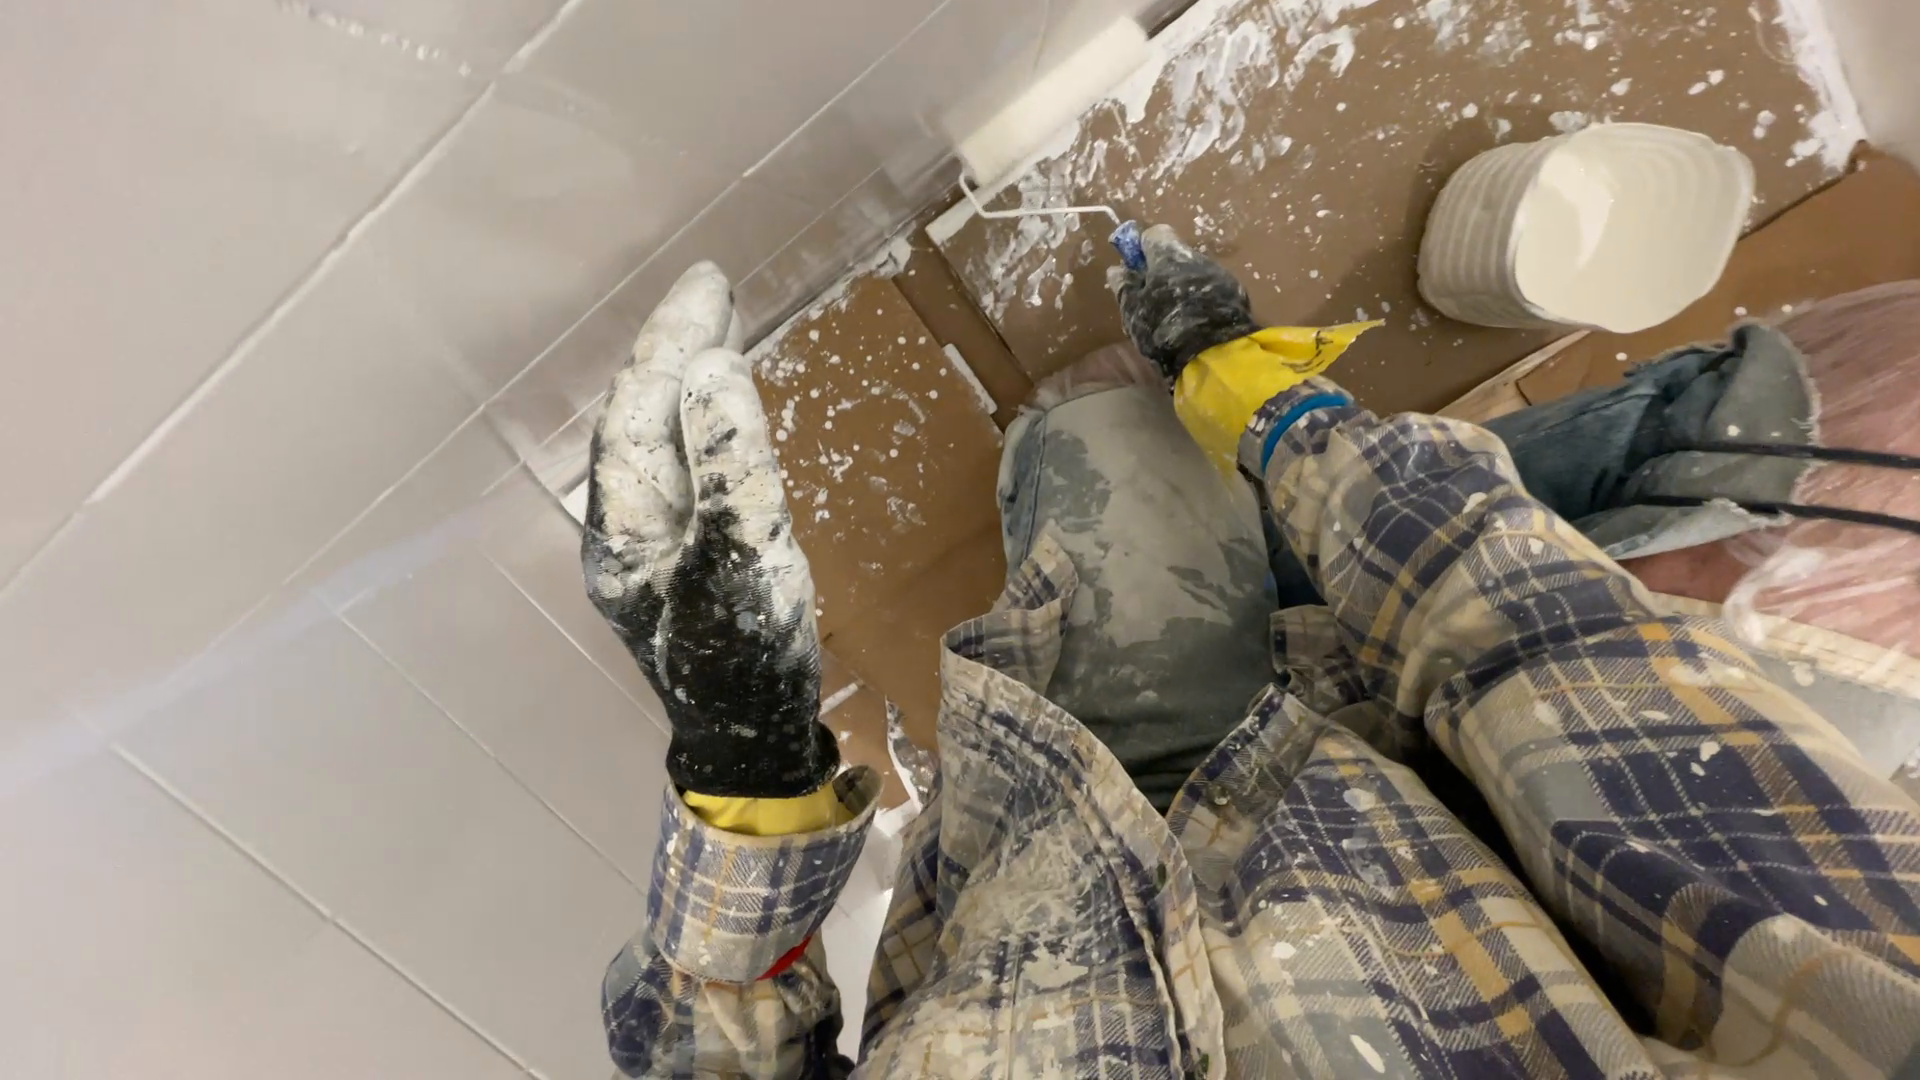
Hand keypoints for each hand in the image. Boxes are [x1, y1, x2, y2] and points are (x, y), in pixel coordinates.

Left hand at [581, 263, 836, 798]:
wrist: (750, 736)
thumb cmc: (746, 659)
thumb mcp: (744, 563)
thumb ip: (726, 466)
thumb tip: (712, 368)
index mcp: (625, 526)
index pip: (638, 413)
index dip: (671, 344)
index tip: (710, 284)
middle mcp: (627, 524)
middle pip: (640, 418)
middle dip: (673, 348)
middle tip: (716, 287)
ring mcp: (655, 539)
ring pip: (660, 440)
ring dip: (685, 378)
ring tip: (717, 327)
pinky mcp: (688, 550)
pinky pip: (687, 466)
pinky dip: (703, 420)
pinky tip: (721, 402)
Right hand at [1107, 224, 1260, 379]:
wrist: (1213, 351)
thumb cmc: (1163, 326)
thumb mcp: (1132, 310)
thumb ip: (1124, 287)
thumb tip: (1116, 270)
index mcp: (1167, 255)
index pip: (1154, 234)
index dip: (1142, 248)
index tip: (1134, 269)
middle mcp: (1195, 256)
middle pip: (1174, 255)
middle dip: (1161, 271)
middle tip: (1150, 299)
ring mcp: (1217, 274)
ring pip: (1192, 273)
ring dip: (1180, 287)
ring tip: (1173, 316)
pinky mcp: (1233, 293)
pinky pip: (1209, 289)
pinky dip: (1199, 300)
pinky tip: (1193, 322)